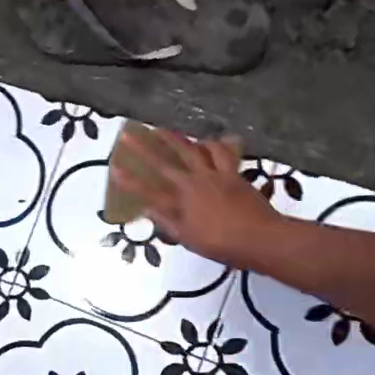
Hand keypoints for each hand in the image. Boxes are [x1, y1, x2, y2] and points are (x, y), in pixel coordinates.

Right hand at [107, 128, 283, 265]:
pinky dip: (211, 145)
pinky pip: (221, 152)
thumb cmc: (222, 244)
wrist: (261, 238)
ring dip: (175, 138)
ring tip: (163, 130)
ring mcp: (215, 174)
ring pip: (192, 149)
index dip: (129, 180)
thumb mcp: (189, 238)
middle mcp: (194, 182)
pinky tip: (206, 141)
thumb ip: (166, 221)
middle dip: (143, 148)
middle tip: (128, 135)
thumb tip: (147, 208)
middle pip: (164, 162)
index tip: (113, 168)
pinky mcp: (233, 173)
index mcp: (182, 201)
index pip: (148, 190)